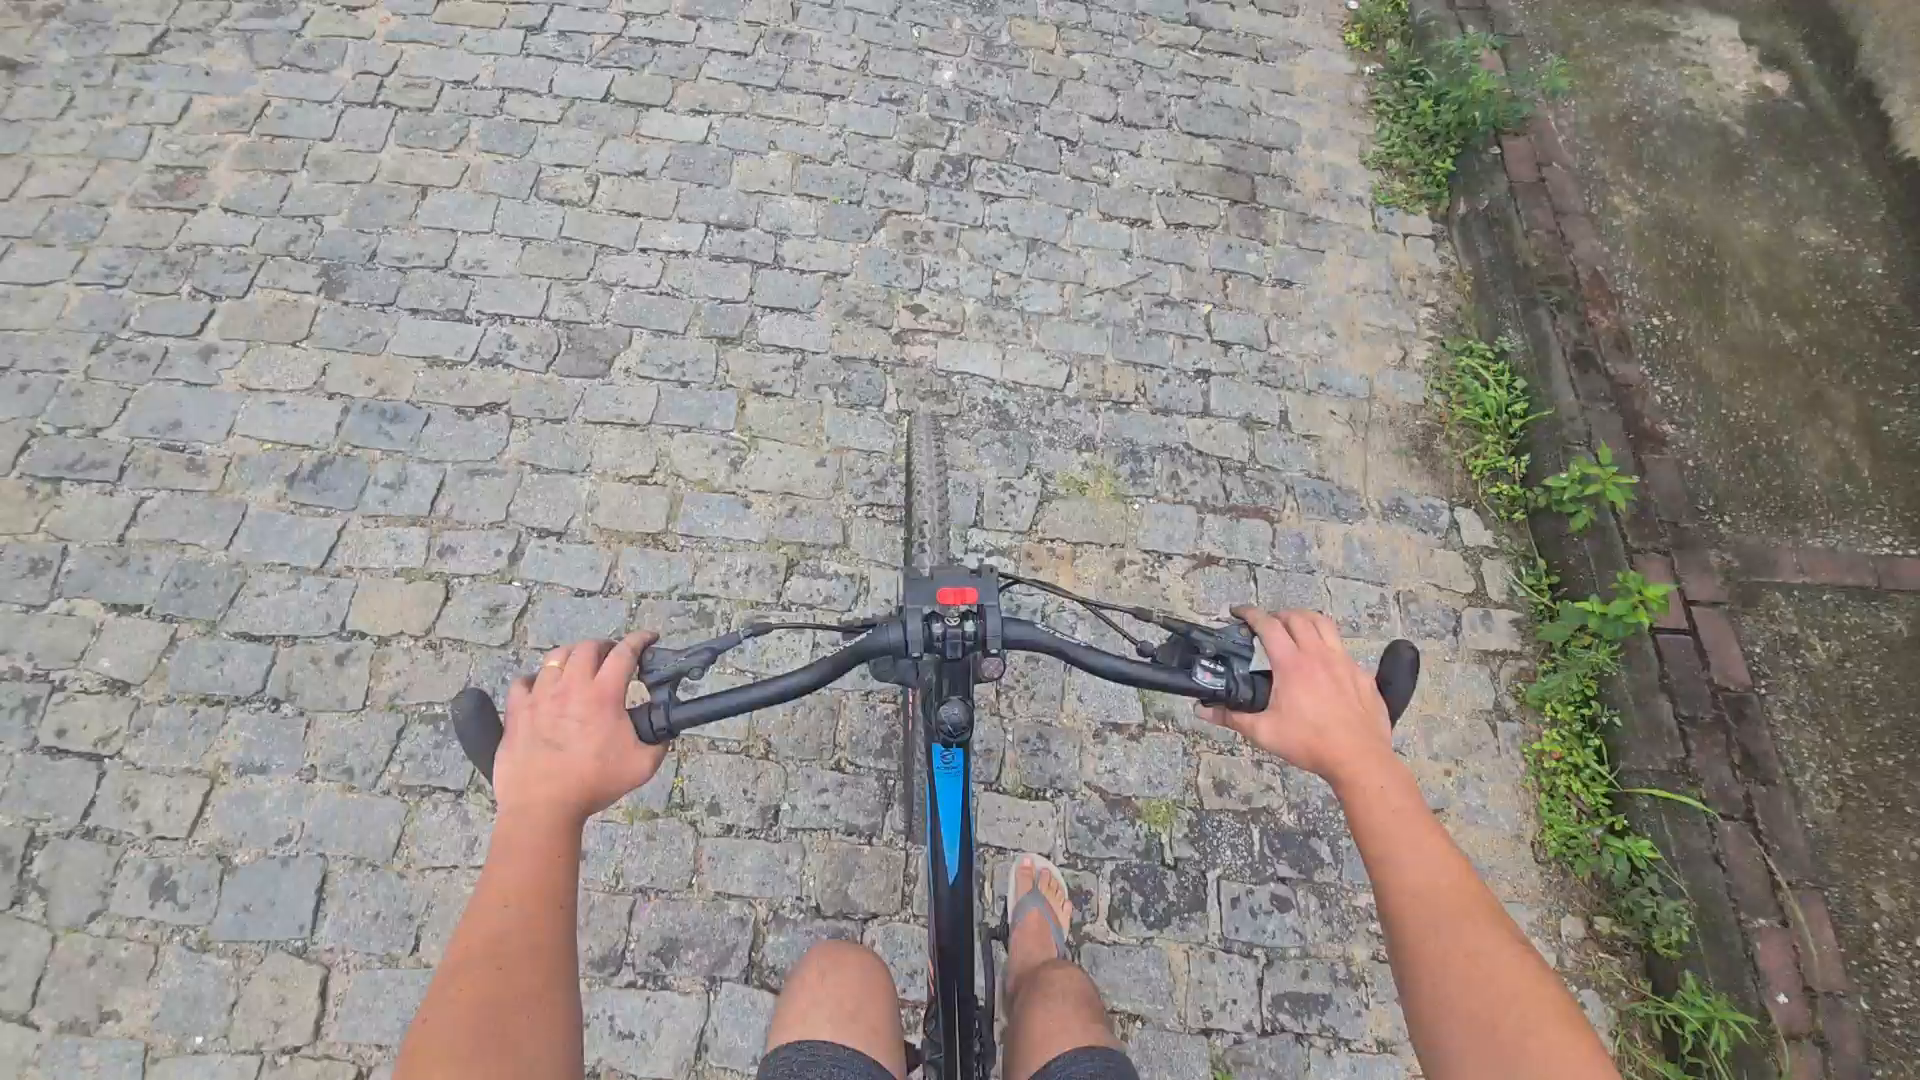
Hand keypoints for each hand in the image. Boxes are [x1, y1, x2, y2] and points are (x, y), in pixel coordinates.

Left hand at [494, 633, 664, 827]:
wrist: (543, 806)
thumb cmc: (594, 784)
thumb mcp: (642, 765)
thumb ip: (660, 741)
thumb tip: (665, 730)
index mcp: (603, 695)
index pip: (625, 653)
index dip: (640, 640)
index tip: (649, 638)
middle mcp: (571, 687)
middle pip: (587, 648)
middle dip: (606, 645)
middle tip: (614, 656)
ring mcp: (540, 697)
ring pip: (555, 658)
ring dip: (573, 657)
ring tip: (580, 667)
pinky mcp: (517, 712)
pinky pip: (524, 682)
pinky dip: (537, 679)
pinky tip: (543, 688)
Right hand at [1196, 608, 1395, 789]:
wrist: (1360, 759)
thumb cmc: (1310, 743)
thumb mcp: (1264, 732)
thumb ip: (1232, 717)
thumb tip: (1202, 710)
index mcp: (1292, 664)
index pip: (1268, 625)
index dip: (1250, 614)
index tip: (1238, 612)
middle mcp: (1319, 655)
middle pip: (1297, 617)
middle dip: (1278, 614)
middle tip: (1266, 624)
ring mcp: (1344, 662)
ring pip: (1324, 624)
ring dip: (1305, 620)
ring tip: (1295, 629)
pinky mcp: (1362, 675)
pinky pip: (1343, 649)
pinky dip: (1328, 646)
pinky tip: (1323, 665)